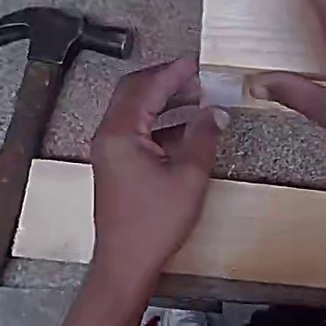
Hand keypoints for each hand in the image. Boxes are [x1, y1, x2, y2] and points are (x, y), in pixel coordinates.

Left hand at [89, 57, 226, 281]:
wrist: (126, 262)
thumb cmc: (154, 222)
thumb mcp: (188, 176)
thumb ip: (203, 136)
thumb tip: (216, 111)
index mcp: (120, 133)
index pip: (147, 88)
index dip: (173, 72)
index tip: (196, 62)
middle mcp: (109, 136)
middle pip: (134, 92)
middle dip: (166, 81)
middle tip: (197, 76)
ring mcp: (110, 151)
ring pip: (135, 111)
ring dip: (164, 101)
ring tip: (198, 98)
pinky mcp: (117, 165)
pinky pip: (138, 131)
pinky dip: (162, 123)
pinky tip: (188, 128)